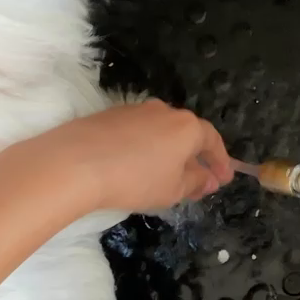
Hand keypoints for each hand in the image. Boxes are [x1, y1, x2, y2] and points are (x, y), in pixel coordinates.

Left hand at [28, 100, 233, 212]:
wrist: (76, 162)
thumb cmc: (136, 179)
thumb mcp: (173, 189)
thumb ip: (196, 182)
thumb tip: (209, 179)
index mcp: (187, 126)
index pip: (212, 141)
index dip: (220, 162)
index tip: (223, 179)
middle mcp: (165, 111)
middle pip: (187, 134)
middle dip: (194, 158)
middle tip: (196, 182)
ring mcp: (136, 110)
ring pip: (162, 132)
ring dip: (169, 153)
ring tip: (165, 177)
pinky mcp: (110, 115)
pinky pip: (139, 133)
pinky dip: (146, 149)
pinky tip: (137, 167)